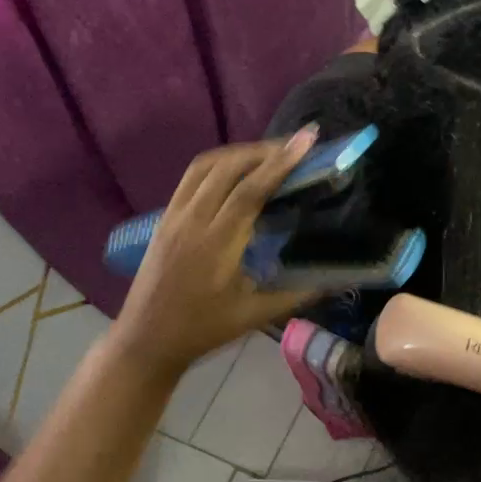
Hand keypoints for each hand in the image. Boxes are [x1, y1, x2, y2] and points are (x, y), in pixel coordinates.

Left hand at [108, 127, 321, 378]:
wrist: (145, 342)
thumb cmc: (203, 330)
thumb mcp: (254, 316)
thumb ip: (296, 294)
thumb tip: (335, 281)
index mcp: (217, 246)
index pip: (251, 191)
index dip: (280, 163)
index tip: (306, 140)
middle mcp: (193, 223)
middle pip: (229, 168)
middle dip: (265, 150)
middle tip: (296, 145)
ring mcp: (174, 216)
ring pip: (207, 165)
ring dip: (241, 152)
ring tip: (269, 152)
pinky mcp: (164, 217)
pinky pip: (191, 176)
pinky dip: (219, 162)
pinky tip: (237, 167)